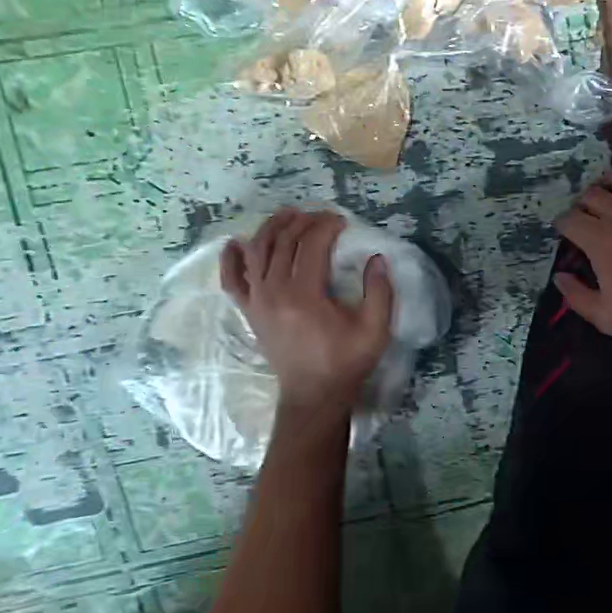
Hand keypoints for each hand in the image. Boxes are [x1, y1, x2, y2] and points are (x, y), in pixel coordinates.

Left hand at [220, 209, 393, 411]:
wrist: (313, 397)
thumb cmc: (345, 363)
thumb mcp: (374, 330)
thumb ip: (380, 292)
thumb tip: (376, 258)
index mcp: (305, 294)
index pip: (311, 244)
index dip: (326, 225)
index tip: (342, 221)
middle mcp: (274, 292)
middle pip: (283, 241)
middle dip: (303, 221)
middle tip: (321, 217)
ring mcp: (257, 301)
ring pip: (257, 251)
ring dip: (271, 228)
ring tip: (288, 215)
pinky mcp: (249, 311)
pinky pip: (232, 280)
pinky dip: (231, 260)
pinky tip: (234, 243)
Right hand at [553, 167, 611, 365]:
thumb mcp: (610, 321)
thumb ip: (578, 297)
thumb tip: (560, 276)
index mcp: (600, 242)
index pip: (569, 220)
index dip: (562, 225)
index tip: (565, 234)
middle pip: (592, 194)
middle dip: (582, 204)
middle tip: (586, 217)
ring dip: (608, 184)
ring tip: (609, 194)